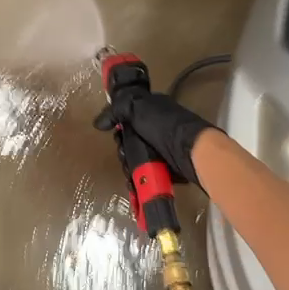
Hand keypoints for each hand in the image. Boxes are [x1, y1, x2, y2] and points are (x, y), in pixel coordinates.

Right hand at [92, 87, 221, 184]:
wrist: (190, 151)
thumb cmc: (164, 126)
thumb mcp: (137, 108)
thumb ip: (116, 110)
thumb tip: (98, 123)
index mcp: (153, 110)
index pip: (128, 117)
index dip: (120, 126)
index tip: (117, 134)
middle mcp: (157, 128)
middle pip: (130, 141)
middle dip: (124, 150)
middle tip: (125, 153)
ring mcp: (162, 148)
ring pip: (136, 158)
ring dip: (130, 166)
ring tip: (132, 169)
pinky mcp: (165, 167)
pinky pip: (146, 173)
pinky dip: (139, 178)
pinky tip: (136, 181)